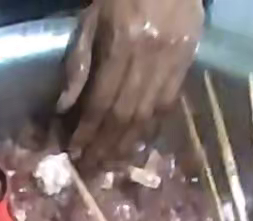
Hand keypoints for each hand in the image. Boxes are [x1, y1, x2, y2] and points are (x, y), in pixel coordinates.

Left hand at [57, 0, 202, 158]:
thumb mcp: (90, 21)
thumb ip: (78, 64)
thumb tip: (63, 108)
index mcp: (122, 44)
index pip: (101, 103)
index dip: (86, 133)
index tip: (75, 152)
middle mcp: (149, 54)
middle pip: (123, 115)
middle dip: (104, 147)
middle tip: (91, 167)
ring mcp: (172, 55)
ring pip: (147, 115)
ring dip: (127, 145)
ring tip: (111, 164)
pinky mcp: (189, 55)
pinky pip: (169, 102)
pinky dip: (151, 127)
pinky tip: (138, 143)